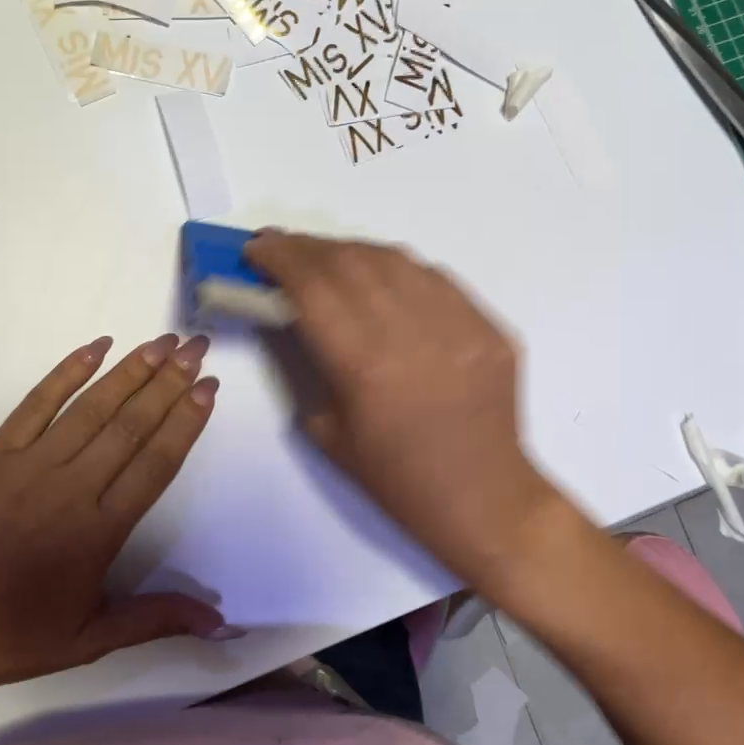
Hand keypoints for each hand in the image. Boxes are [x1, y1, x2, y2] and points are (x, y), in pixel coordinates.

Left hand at [0, 334, 231, 724]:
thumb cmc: (10, 636)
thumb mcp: (88, 640)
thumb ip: (156, 619)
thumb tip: (223, 622)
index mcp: (99, 532)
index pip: (156, 463)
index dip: (187, 422)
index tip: (210, 388)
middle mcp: (71, 487)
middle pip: (130, 424)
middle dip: (169, 382)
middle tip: (198, 346)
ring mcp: (29, 463)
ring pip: (90, 406)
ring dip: (130, 370)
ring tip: (162, 342)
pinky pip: (36, 402)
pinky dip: (66, 371)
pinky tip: (94, 347)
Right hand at [245, 230, 560, 582]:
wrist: (485, 500)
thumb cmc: (394, 477)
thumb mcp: (326, 428)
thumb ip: (308, 363)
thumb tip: (293, 315)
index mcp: (365, 365)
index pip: (312, 286)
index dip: (279, 258)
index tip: (255, 248)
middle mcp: (412, 332)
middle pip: (348, 261)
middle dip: (305, 246)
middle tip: (280, 244)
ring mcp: (458, 324)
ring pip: (393, 258)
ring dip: (349, 249)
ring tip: (325, 255)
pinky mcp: (488, 326)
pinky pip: (434, 277)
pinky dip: (396, 267)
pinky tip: (379, 276)